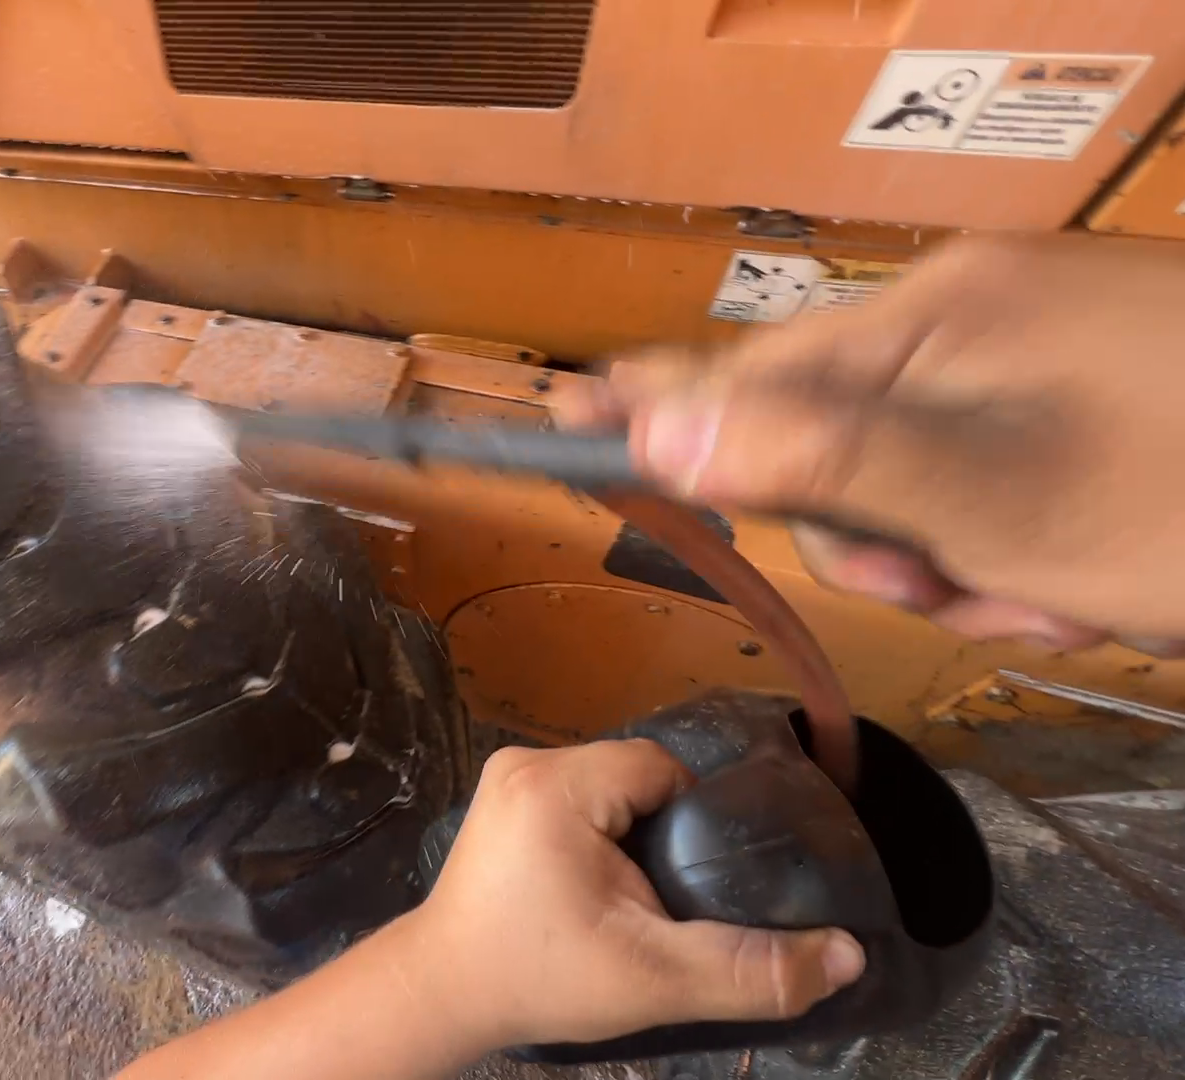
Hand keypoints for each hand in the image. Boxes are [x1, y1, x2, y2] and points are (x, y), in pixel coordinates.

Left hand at [119, 741, 862, 1079]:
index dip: (707, 800)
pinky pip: (574, 812)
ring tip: (664, 889)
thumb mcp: (652, 975)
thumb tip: (848, 956)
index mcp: (553, 781)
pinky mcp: (498, 819)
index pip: (657, 761)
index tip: (742, 836)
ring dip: (638, 838)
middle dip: (675, 824)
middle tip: (706, 875)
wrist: (431, 995)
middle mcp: (522, 770)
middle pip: (630, 778)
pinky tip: (624, 888)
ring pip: (600, 797)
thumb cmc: (521, 974)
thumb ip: (754, 966)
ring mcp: (505, 793)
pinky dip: (606, 843)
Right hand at [558, 235, 1184, 651]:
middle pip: (816, 439)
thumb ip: (813, 459)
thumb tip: (658, 436)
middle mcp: (960, 322)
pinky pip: (955, 482)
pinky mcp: (1059, 405)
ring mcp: (1014, 363)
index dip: (649, 404)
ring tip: (1021, 597)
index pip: (740, 367)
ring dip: (927, 557)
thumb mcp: (999, 496)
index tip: (561, 411)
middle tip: (935, 588)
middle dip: (857, 532)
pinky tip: (1054, 582)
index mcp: (933, 314)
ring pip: (885, 477)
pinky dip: (986, 549)